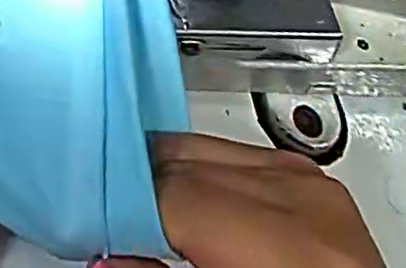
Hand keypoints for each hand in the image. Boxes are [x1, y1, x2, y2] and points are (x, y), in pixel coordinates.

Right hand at [104, 133, 385, 267]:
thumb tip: (107, 257)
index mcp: (290, 245)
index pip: (175, 192)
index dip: (123, 204)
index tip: (92, 219)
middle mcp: (304, 196)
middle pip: (186, 160)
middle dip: (140, 184)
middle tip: (107, 217)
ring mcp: (311, 180)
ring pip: (204, 148)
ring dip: (169, 176)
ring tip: (145, 213)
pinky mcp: (313, 177)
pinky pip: (236, 156)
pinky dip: (203, 175)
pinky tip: (189, 203)